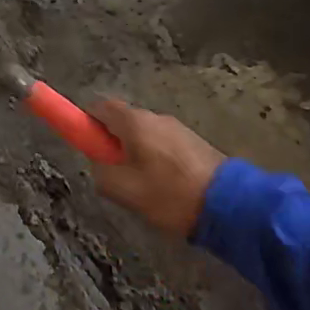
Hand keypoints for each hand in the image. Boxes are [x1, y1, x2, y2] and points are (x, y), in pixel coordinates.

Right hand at [90, 97, 226, 239]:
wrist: (226, 203)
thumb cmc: (169, 195)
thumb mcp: (124, 191)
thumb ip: (102, 173)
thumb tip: (98, 163)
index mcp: (135, 123)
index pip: (100, 106)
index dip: (86, 121)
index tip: (83, 141)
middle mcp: (155, 117)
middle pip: (122, 120)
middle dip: (112, 142)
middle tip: (112, 172)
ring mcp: (176, 127)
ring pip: (143, 134)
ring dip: (134, 152)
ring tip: (141, 186)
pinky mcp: (193, 141)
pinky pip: (162, 143)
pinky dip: (154, 158)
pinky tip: (163, 185)